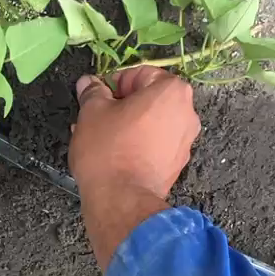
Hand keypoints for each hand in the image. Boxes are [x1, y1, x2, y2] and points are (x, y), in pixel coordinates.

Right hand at [67, 67, 199, 268]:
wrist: (121, 202)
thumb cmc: (108, 150)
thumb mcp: (91, 113)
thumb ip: (91, 93)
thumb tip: (87, 83)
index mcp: (171, 90)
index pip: (139, 74)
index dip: (113, 83)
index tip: (95, 98)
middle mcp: (187, 113)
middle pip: (148, 101)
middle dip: (120, 108)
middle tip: (95, 120)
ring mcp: (184, 143)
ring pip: (151, 126)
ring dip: (127, 128)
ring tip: (100, 142)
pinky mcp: (175, 168)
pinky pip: (154, 148)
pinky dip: (136, 147)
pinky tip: (114, 158)